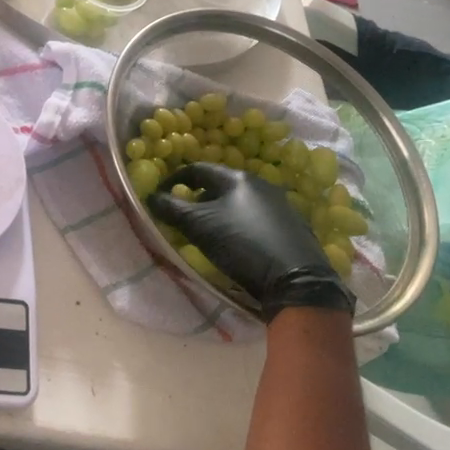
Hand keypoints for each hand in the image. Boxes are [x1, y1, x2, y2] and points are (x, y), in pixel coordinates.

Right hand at [148, 163, 352, 321]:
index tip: (162, 196)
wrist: (297, 280)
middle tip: (184, 217)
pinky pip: (258, 218)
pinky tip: (239, 243)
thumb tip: (151, 196)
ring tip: (209, 231)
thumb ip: (171, 208)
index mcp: (237, 178)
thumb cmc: (242, 245)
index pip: (197, 169)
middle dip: (198, 198)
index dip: (175, 181)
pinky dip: (241, 224)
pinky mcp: (294, 227)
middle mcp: (261, 184)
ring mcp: (281, 205)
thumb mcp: (199, 227)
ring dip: (220, 212)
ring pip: (240, 202)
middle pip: (220, 185)